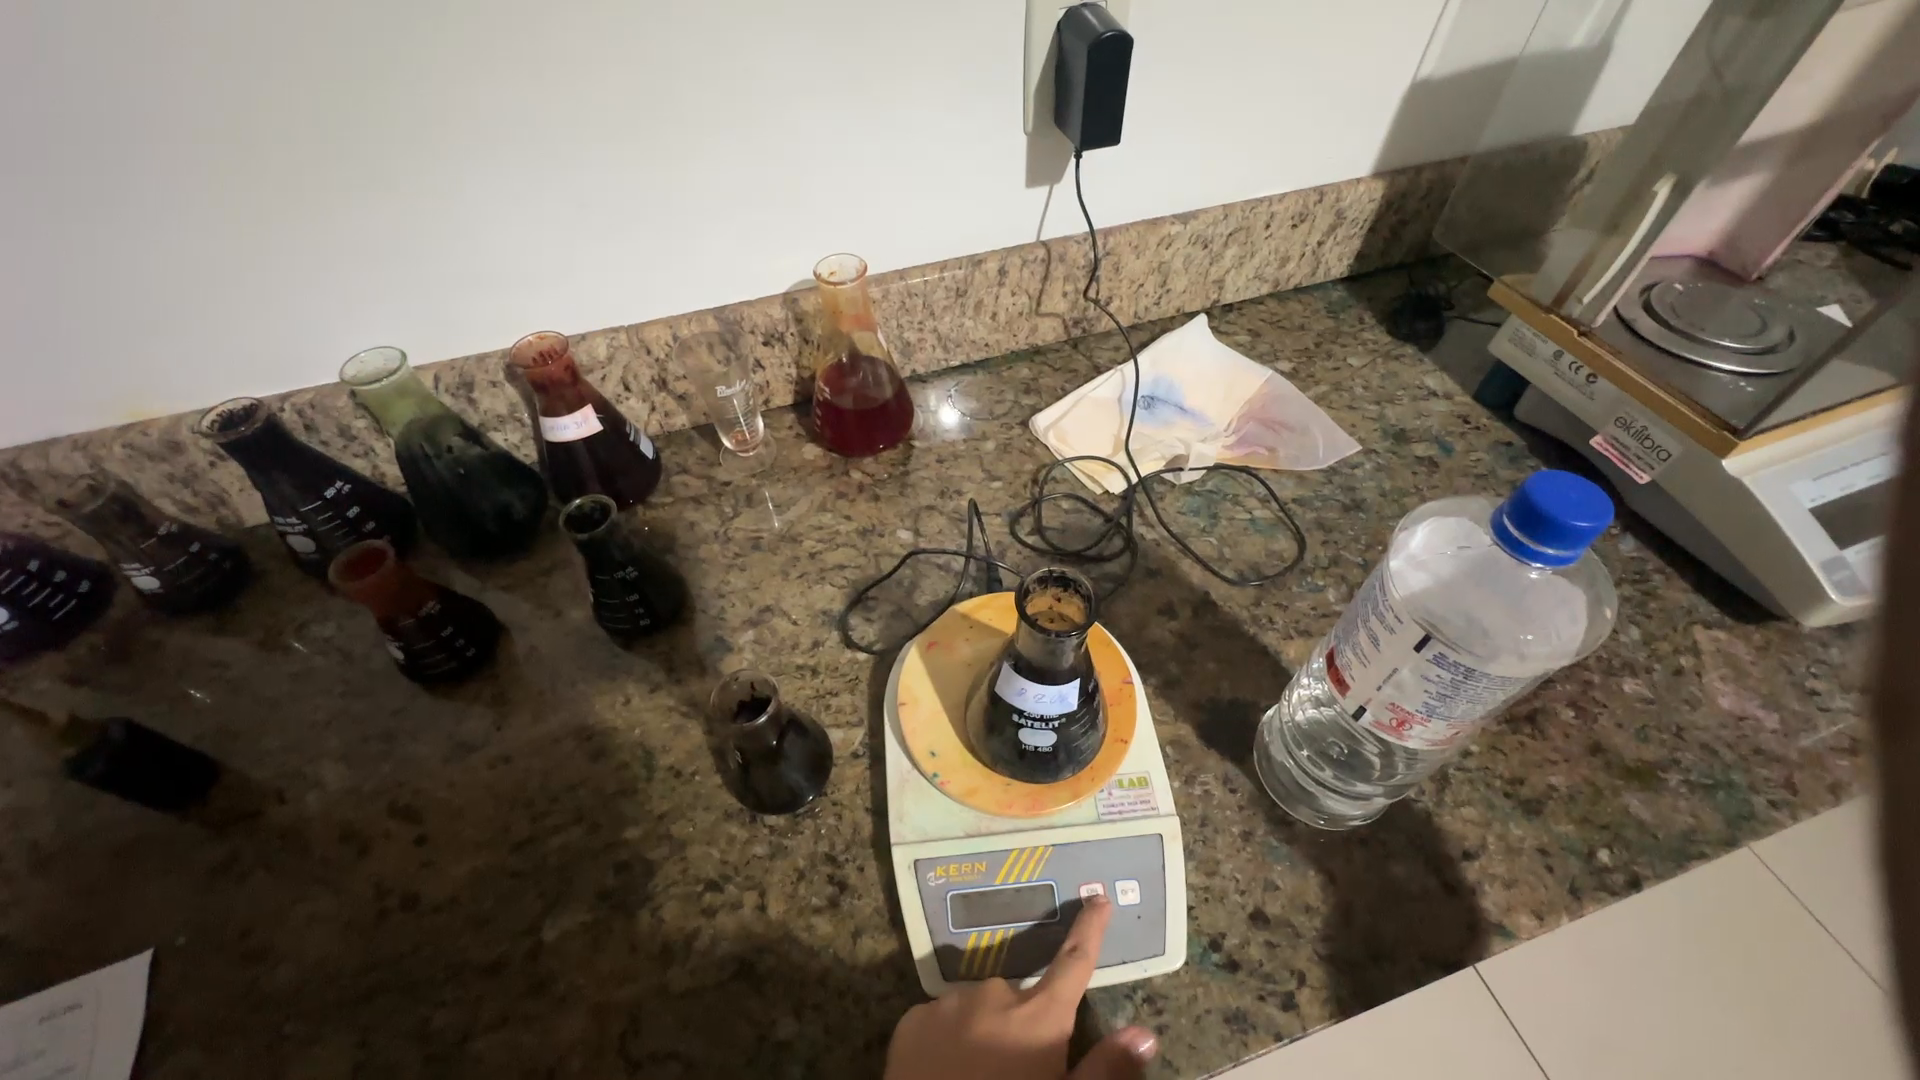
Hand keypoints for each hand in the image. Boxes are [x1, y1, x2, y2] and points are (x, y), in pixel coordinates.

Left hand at [883, 894, 1158, 1079]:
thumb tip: (1146, 1034)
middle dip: (1020, 1023)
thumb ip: (1103, 1067)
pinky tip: (944, 1069)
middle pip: (1019, 999)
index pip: (1073, 962)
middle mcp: (997, 995)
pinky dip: (946, 1039)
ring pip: (978, 1008)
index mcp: (1038, 1016)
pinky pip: (940, 1020)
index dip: (1089, 930)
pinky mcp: (914, 1017)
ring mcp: (951, 1002)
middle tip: (1014, 1066)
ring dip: (982, 1031)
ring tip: (976, 1073)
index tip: (1098, 898)